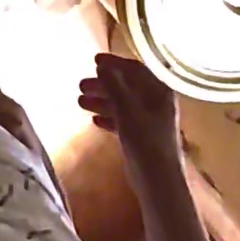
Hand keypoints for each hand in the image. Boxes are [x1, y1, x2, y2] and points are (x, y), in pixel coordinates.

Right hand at [78, 53, 183, 187]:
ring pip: (121, 103)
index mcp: (159, 93)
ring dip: (101, 100)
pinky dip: (107, 117)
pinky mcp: (141, 136)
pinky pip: (121, 119)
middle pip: (126, 86)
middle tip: (81, 85)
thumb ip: (114, 85)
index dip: (115, 62)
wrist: (157, 181)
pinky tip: (94, 121)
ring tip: (80, 102)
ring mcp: (149, 121)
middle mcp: (156, 104)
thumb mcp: (126, 108)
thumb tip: (101, 66)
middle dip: (103, 84)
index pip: (136, 69)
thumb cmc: (145, 140)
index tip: (93, 60)